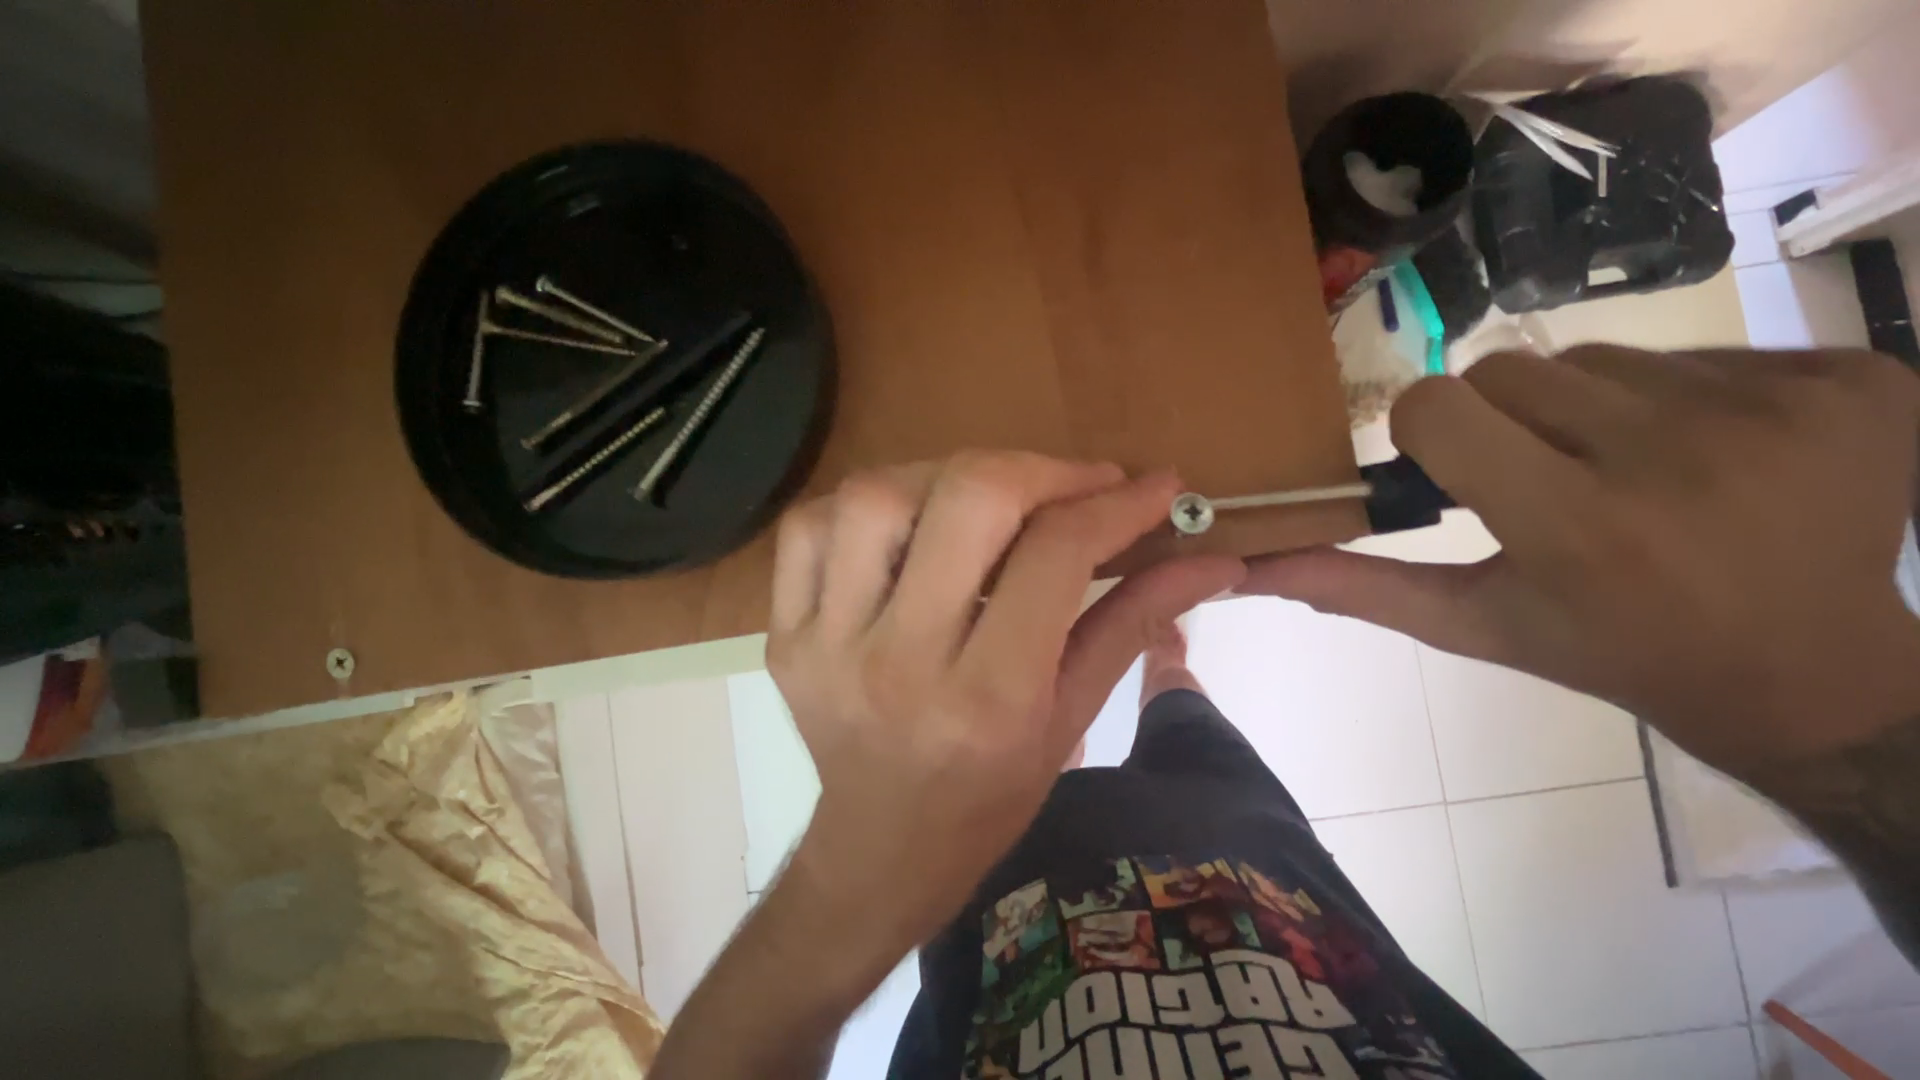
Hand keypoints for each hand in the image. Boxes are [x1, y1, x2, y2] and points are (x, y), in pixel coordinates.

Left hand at [767, 452, 1244, 953]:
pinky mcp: (784, 633)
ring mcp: (828, 645)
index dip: (1115, 503)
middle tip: (1075, 483)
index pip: (1055, 555)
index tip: (1155, 487)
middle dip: (1038, 469)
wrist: (883, 846)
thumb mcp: (1073, 716)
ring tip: (989, 501)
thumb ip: (1134, 624)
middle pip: (967, 499)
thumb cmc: (993, 795)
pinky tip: (906, 529)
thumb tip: (1216, 558)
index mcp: (988, 697)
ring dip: (947, 477)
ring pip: (878, 496)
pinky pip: (810, 527)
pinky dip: (864, 504)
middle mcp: (901, 662)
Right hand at [1244, 347, 1919, 778]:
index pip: (1440, 405)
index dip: (1429, 429)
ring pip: (1601, 356)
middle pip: (1512, 369)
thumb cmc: (1612, 650)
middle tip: (1544, 479)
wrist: (1810, 673)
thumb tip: (1248, 568)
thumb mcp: (1478, 625)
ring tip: (1628, 470)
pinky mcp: (1853, 382)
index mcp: (1576, 527)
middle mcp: (1678, 458)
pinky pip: (1700, 353)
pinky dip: (1683, 399)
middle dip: (1504, 419)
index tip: (1456, 467)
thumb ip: (1362, 586)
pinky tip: (1716, 459)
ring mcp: (1778, 413)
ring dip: (1589, 407)